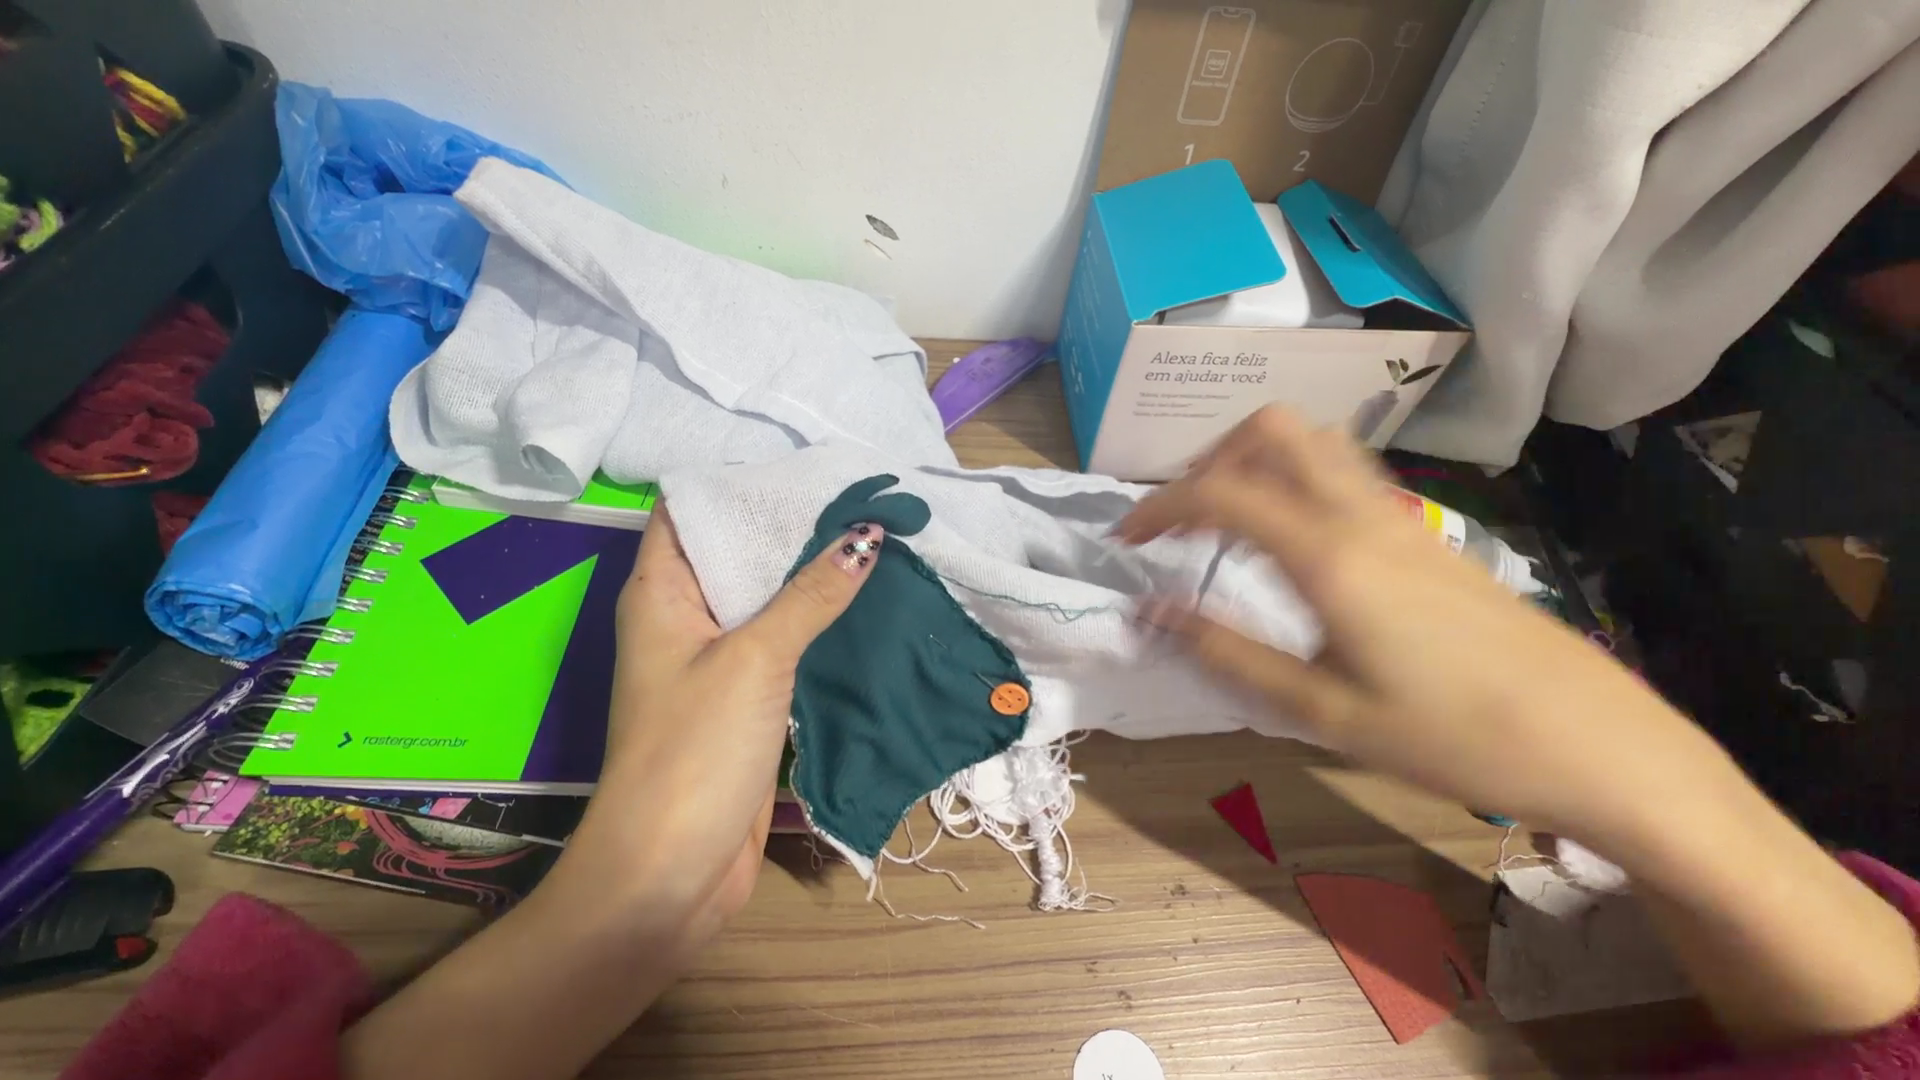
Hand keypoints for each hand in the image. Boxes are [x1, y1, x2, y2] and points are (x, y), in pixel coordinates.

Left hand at [553, 505, 879, 959]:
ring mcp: (715, 663)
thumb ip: (810, 595)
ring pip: (765, 601)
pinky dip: (818, 622)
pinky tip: (866, 604)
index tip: (804, 465)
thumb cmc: (694, 750)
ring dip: (810, 575)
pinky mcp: (746, 702)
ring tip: (875, 538)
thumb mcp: (755, 658)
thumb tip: (866, 535)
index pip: (689, 510)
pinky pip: (784, 645)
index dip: (739, 483)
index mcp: (660, 593)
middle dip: (790, 526)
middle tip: (859, 496)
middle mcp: (684, 619)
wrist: (669, 874)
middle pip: (736, 553)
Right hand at [1116, 407, 1716, 839]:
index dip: (1157, 507)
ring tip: (1227, 523)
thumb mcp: (1322, 712)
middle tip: (1182, 518)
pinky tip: (1291, 543)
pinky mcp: (1425, 533)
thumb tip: (1148, 613)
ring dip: (1255, 462)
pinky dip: (1294, 480)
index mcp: (1328, 557)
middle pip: (1272, 430)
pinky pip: (1344, 473)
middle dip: (1209, 460)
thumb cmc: (1451, 738)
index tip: (1123, 540)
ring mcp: (1401, 517)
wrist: (1596, 742)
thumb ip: (1228, 653)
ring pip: (1314, 442)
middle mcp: (1362, 516)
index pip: (1220, 493)